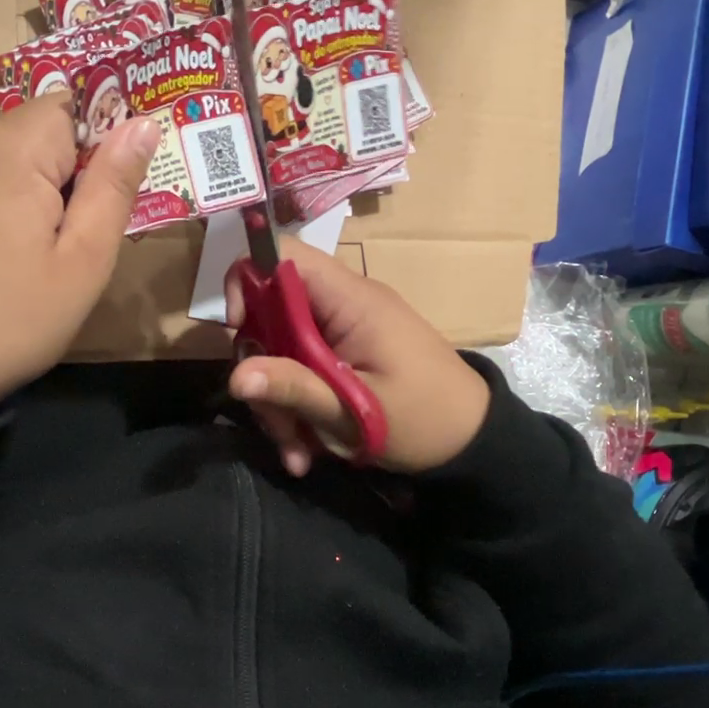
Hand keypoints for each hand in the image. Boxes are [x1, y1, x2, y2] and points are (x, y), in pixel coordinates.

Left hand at [0, 95, 161, 417]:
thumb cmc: (14, 318)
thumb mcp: (84, 259)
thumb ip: (115, 184)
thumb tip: (145, 122)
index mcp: (10, 144)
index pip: (80, 105)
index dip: (105, 148)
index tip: (112, 199)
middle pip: (48, 128)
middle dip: (76, 172)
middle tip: (85, 236)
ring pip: (21, 152)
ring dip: (47, 189)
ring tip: (50, 249)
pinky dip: (16, 198)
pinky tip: (15, 249)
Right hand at [224, 239, 489, 475]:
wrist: (473, 442)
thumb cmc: (422, 420)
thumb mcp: (353, 411)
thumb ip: (294, 389)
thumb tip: (235, 376)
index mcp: (351, 301)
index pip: (285, 255)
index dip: (249, 281)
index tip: (241, 330)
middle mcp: (342, 306)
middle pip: (271, 316)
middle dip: (263, 370)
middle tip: (274, 422)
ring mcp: (342, 332)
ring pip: (281, 351)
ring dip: (279, 403)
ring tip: (297, 452)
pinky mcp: (343, 356)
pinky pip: (302, 371)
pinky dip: (297, 408)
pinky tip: (305, 451)